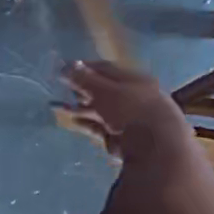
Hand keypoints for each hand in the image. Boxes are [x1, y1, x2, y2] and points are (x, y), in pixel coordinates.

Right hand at [59, 60, 199, 166]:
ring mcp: (128, 117)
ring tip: (59, 106)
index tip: (63, 69)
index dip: (84, 67)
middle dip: (81, 88)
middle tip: (63, 88)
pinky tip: (73, 121)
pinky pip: (100, 126)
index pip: (106, 69)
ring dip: (80, 107)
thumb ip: (82, 79)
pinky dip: (86, 122)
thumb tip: (64, 66)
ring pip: (99, 108)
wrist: (153, 146)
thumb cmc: (130, 110)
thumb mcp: (103, 90)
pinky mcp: (121, 136)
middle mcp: (133, 97)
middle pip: (103, 89)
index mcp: (134, 80)